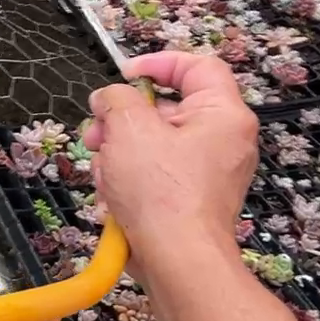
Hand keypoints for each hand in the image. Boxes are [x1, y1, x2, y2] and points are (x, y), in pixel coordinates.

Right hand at [82, 52, 257, 275]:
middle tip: (96, 134)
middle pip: (164, 109)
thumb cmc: (160, 191)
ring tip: (104, 173)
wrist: (175, 258)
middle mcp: (223, 140)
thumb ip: (116, 99)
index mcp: (222, 115)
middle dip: (121, 119)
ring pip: (151, 142)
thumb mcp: (129, 128)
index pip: (197, 66)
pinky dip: (128, 177)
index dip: (157, 62)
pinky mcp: (189, 197)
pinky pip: (153, 171)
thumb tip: (108, 98)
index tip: (123, 75)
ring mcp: (207, 171)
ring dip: (117, 152)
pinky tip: (113, 193)